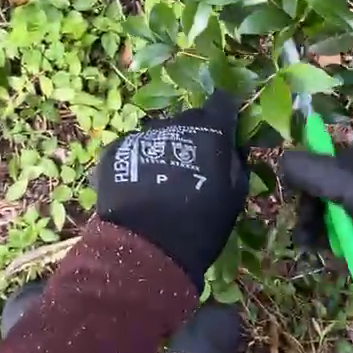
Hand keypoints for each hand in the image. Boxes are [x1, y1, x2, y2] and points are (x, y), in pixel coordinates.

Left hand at [93, 91, 247, 286]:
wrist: (145, 252)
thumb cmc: (200, 226)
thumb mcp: (233, 197)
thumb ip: (236, 164)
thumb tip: (233, 148)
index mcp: (210, 131)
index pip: (223, 101)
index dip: (226, 112)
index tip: (226, 127)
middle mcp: (175, 123)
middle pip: (190, 118)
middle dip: (196, 134)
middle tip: (196, 163)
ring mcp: (142, 134)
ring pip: (160, 132)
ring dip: (166, 147)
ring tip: (164, 179)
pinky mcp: (116, 150)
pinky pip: (134, 148)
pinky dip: (140, 161)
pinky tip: (142, 186)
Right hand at [279, 150, 352, 329]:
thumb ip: (323, 176)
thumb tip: (282, 160)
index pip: (314, 160)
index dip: (301, 181)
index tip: (300, 208)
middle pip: (316, 188)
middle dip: (307, 212)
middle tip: (306, 238)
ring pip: (324, 213)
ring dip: (315, 231)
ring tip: (317, 252)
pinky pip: (337, 232)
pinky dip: (330, 243)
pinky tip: (333, 258)